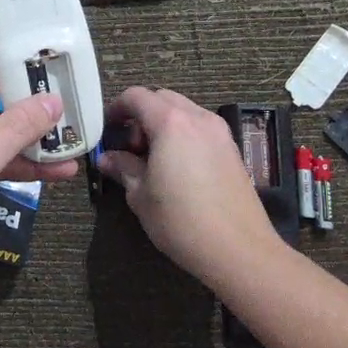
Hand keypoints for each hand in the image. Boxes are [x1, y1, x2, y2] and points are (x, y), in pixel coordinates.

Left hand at [0, 16, 78, 274]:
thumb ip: (21, 125)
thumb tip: (55, 101)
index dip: (0, 26)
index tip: (36, 24)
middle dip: (31, 83)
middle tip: (72, 79)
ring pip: (2, 120)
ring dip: (33, 126)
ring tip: (75, 125)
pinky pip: (0, 151)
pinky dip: (25, 158)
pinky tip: (62, 168)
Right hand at [96, 86, 285, 283]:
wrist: (240, 250)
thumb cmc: (182, 221)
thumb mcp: (141, 196)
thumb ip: (123, 168)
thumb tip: (108, 159)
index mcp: (171, 122)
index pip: (137, 96)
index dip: (116, 108)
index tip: (107, 129)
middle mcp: (198, 118)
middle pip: (162, 98)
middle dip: (141, 114)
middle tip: (131, 147)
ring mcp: (220, 132)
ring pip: (184, 111)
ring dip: (164, 124)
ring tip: (154, 158)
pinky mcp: (233, 150)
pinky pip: (201, 128)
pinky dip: (183, 135)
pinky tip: (178, 168)